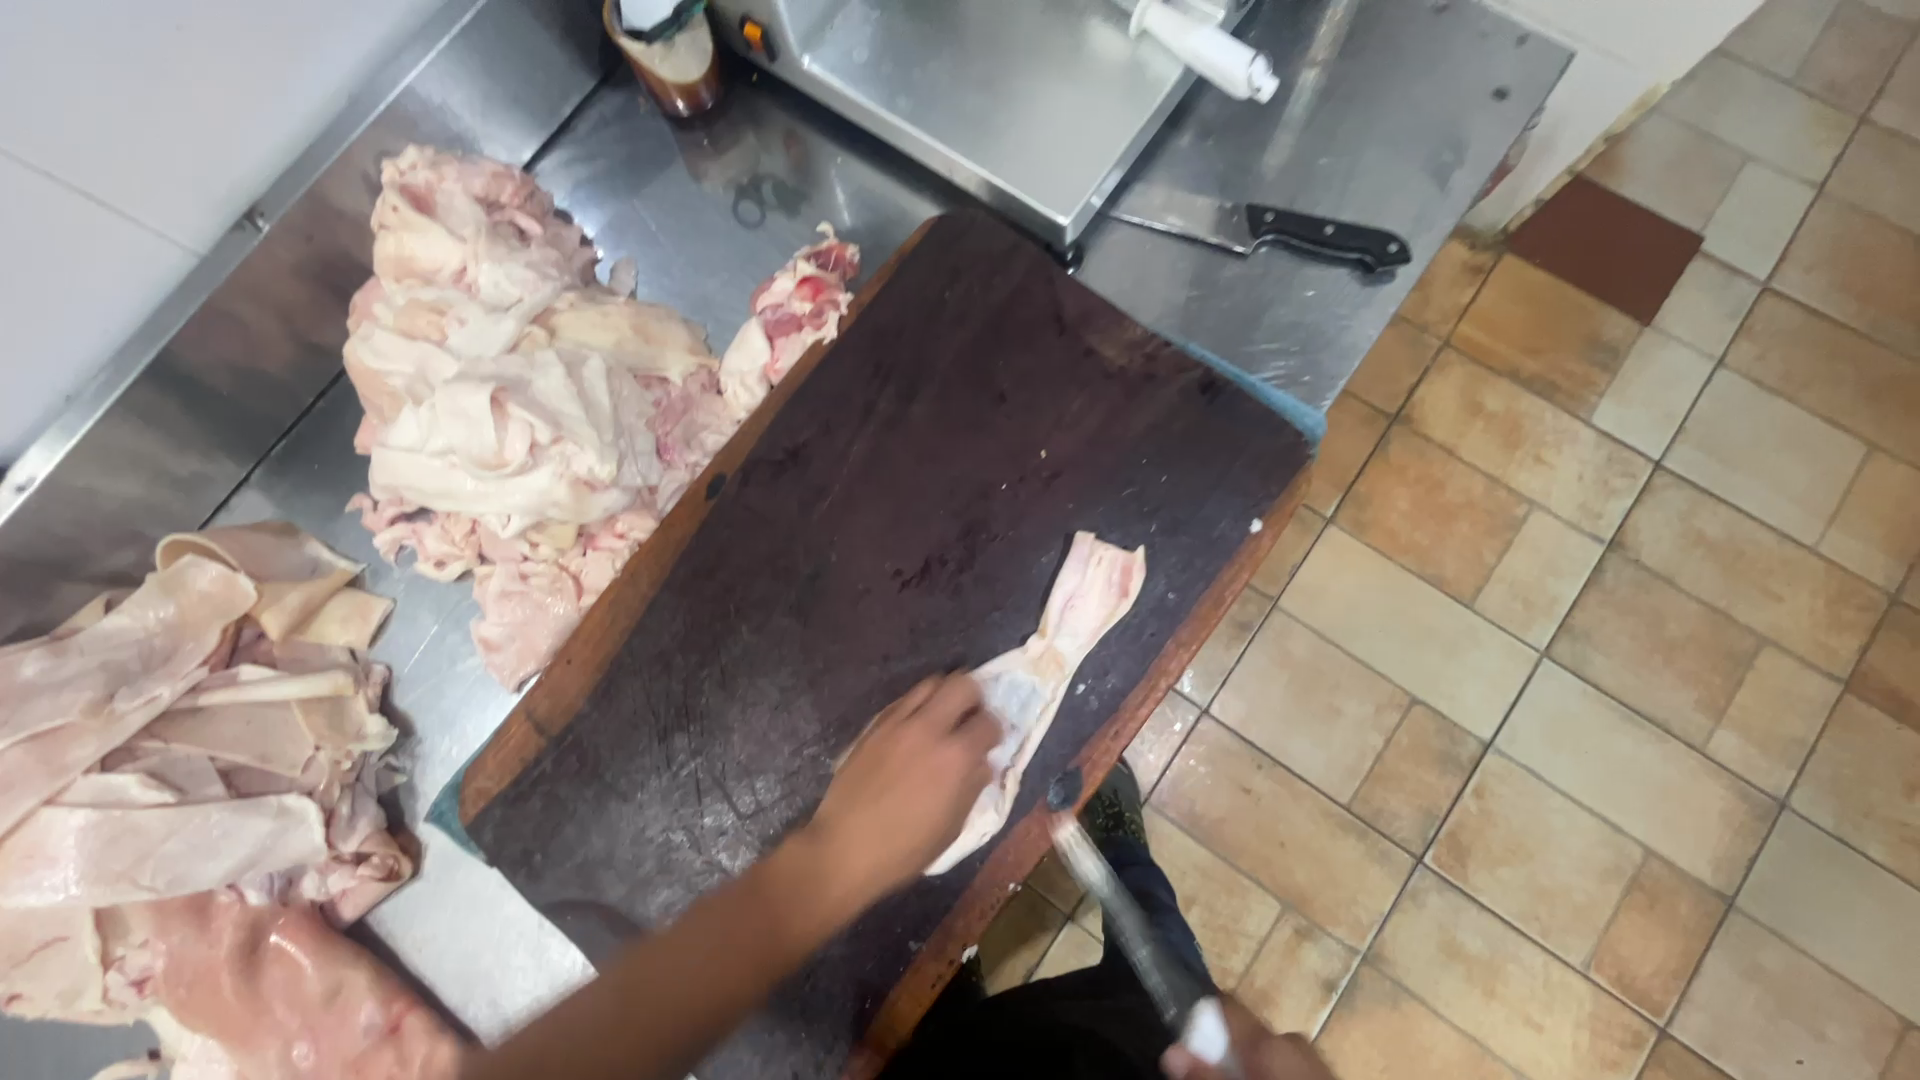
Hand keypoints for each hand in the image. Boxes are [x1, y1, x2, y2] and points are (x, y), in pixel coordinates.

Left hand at [804, 675, 1001, 904]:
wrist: (844, 848)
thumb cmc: (905, 848)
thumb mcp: (952, 826)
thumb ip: (972, 786)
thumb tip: (982, 762)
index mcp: (955, 758)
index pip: (988, 723)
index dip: (995, 731)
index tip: (990, 742)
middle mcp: (928, 729)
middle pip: (962, 685)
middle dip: (975, 698)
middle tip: (971, 718)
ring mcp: (898, 723)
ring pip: (931, 683)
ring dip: (944, 695)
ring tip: (944, 716)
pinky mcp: (874, 725)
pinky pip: (903, 699)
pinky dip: (918, 705)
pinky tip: (915, 727)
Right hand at [1162, 998, 1336, 1079]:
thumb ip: (1205, 1079)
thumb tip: (1171, 1051)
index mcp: (1271, 1044)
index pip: (1226, 1006)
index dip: (1202, 1021)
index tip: (1188, 1046)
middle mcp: (1295, 1043)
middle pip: (1248, 1038)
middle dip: (1230, 1059)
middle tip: (1218, 1079)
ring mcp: (1319, 1065)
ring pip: (1273, 1061)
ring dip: (1254, 1073)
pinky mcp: (1329, 1078)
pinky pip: (1295, 1074)